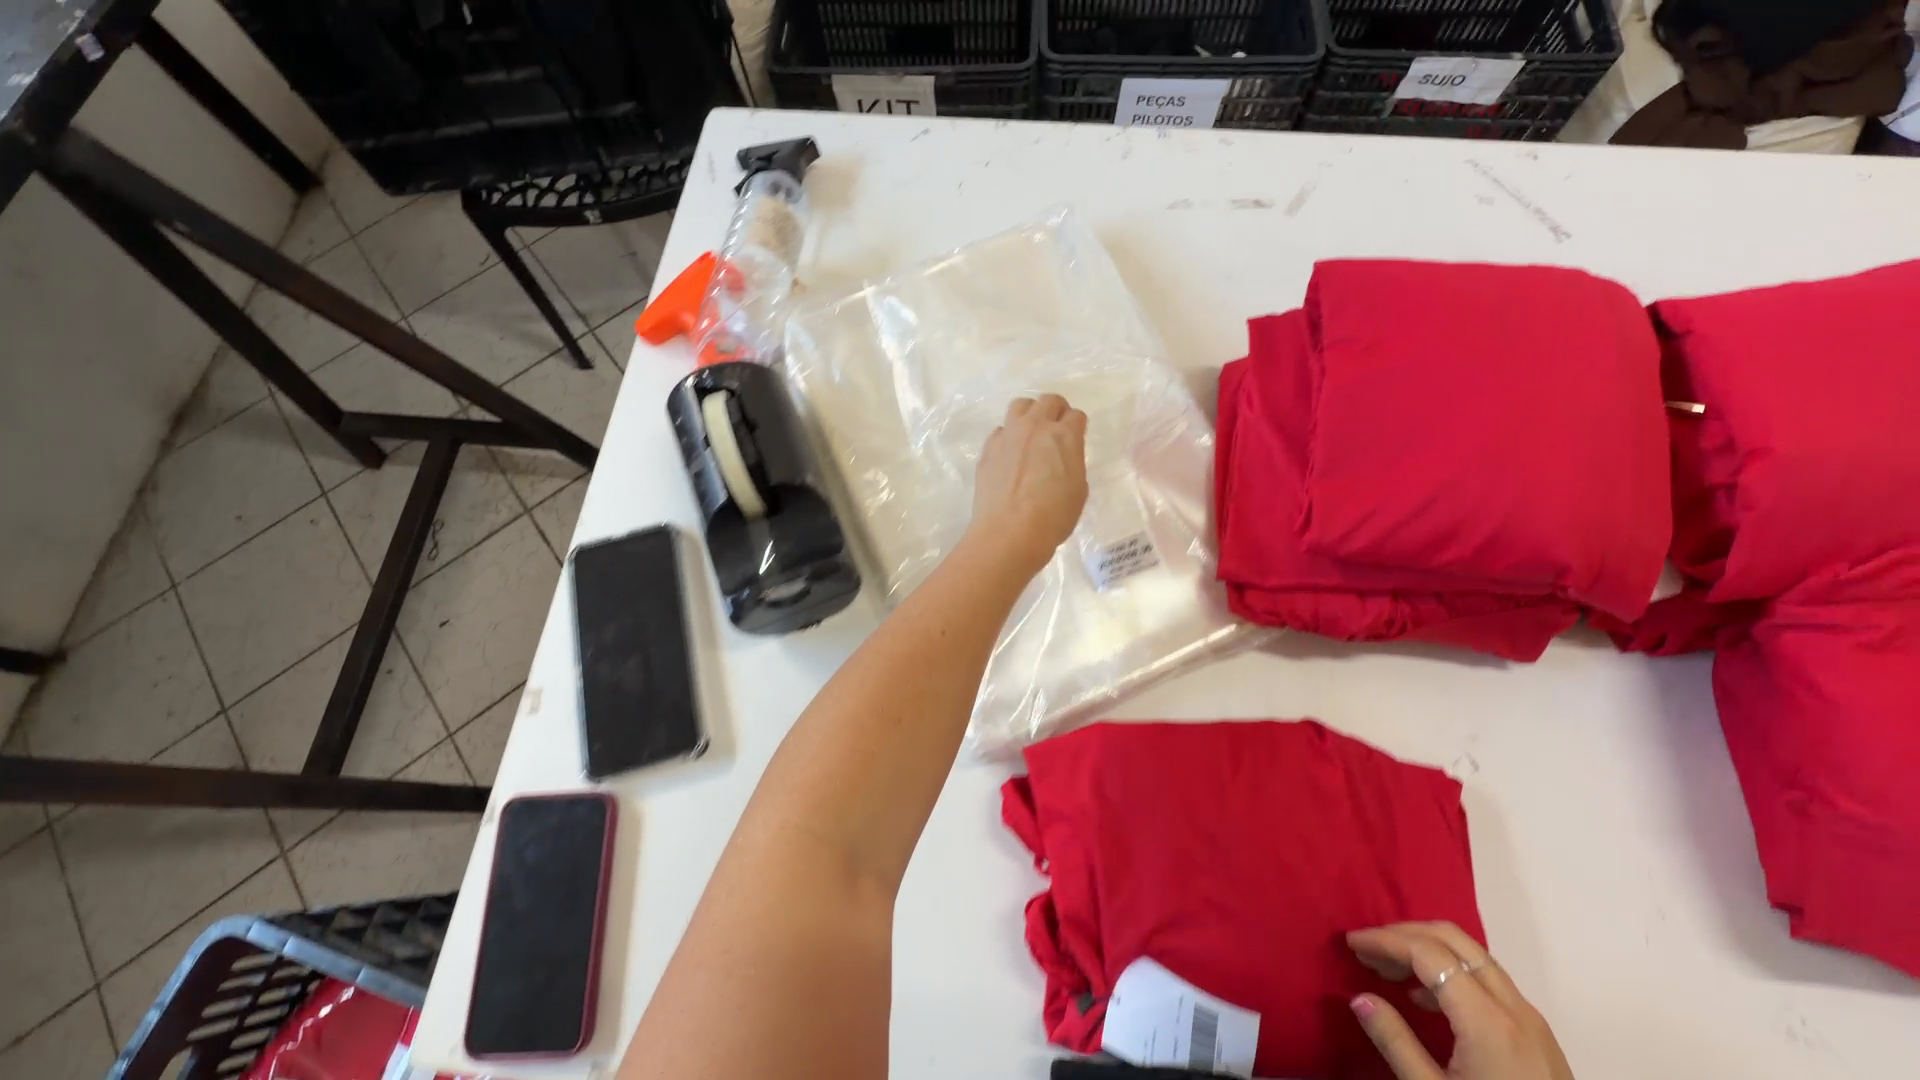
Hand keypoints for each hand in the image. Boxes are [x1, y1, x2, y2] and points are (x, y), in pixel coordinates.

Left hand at [967, 394, 1088, 575]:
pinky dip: (1008, 437)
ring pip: (1020, 406)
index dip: (1077, 426)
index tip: (1076, 437)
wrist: (1009, 532)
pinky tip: (1010, 455)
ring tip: (1031, 433)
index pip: (1076, 416)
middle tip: (1056, 427)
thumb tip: (1061, 458)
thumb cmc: (1053, 517)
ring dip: (1029, 414)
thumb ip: (1071, 463)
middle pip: (1048, 401)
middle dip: (1056, 410)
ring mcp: (1008, 435)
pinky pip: (1000, 431)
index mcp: (1064, 436)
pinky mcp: (988, 449)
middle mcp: (1035, 427)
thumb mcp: (1078, 490)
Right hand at [1347, 922, 1575, 1079]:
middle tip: (1368, 951)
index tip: (1351, 943)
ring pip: (1474, 955)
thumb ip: (1395, 1042)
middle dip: (1404, 934)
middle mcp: (1514, 1008)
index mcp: (1487, 1022)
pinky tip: (1427, 1000)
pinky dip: (1451, 971)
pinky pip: (1489, 979)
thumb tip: (1360, 998)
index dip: (1385, 940)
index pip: (1429, 953)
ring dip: (1428, 949)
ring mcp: (1531, 1019)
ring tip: (1390, 970)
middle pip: (1454, 939)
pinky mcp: (1537, 1034)